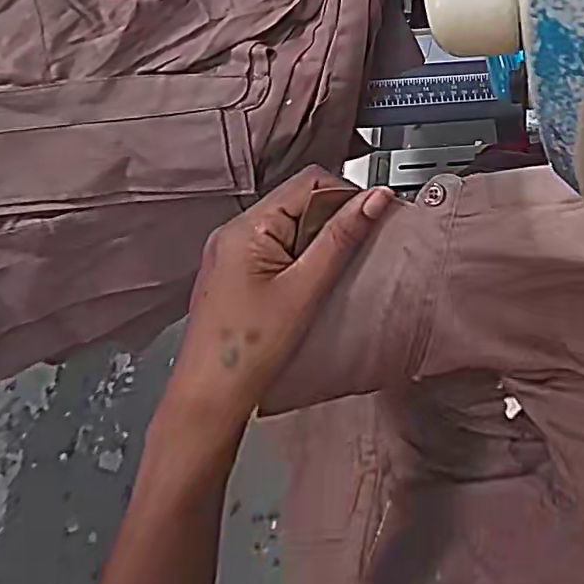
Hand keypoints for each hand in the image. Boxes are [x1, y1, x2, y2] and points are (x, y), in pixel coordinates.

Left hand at [160, 166, 393, 433]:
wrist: (208, 402)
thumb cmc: (249, 350)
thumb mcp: (307, 287)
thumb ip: (343, 236)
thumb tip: (376, 198)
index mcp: (248, 226)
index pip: (312, 181)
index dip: (347, 196)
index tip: (369, 221)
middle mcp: (235, 231)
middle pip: (302, 199)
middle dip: (334, 219)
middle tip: (351, 252)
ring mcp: (234, 250)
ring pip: (294, 222)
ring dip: (320, 239)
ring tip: (329, 273)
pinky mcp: (238, 270)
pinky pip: (281, 244)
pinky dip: (304, 255)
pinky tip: (311, 283)